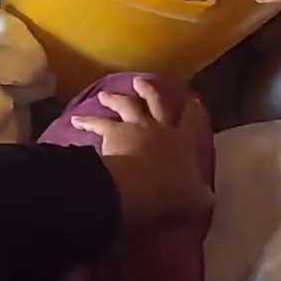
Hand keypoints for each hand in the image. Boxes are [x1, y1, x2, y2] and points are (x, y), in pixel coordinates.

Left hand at [68, 77, 213, 227]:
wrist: (141, 185)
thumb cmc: (172, 193)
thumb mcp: (197, 198)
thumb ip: (200, 193)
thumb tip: (204, 194)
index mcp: (183, 142)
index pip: (193, 121)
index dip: (194, 111)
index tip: (192, 101)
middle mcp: (160, 128)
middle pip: (155, 102)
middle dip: (148, 91)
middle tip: (140, 82)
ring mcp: (135, 127)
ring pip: (124, 105)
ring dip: (114, 98)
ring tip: (104, 95)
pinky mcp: (112, 132)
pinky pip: (96, 123)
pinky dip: (85, 121)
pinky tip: (76, 120)